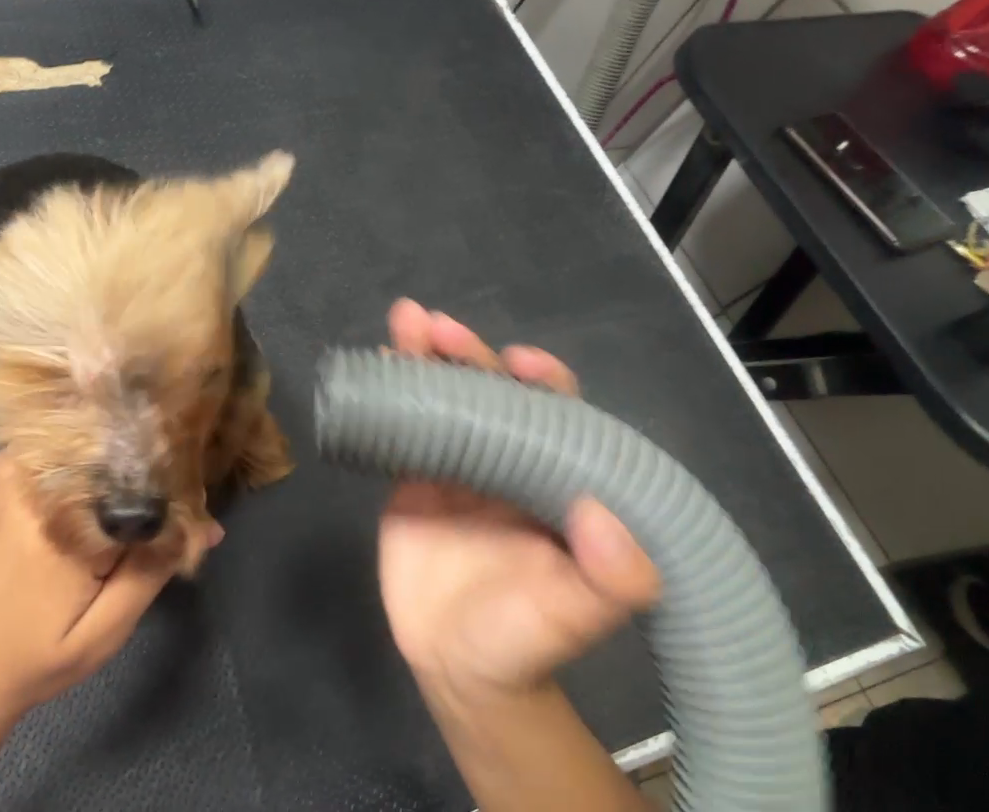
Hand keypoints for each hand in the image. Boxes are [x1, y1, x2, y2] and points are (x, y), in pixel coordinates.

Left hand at [0, 453, 225, 719]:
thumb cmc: (36, 657)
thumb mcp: (105, 629)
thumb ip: (153, 570)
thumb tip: (209, 525)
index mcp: (56, 518)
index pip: (132, 468)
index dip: (168, 475)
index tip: (193, 493)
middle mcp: (28, 478)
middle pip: (107, 444)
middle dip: (142, 465)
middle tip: (167, 498)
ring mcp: (8, 468)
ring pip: (84, 440)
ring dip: (112, 460)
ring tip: (131, 496)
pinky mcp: (0, 471)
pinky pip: (58, 445)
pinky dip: (84, 458)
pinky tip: (96, 489)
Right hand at [381, 298, 660, 698]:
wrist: (456, 666)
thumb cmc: (524, 640)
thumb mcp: (574, 617)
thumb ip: (608, 579)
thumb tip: (604, 514)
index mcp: (557, 479)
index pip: (558, 414)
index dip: (542, 382)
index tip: (520, 363)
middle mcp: (511, 461)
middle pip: (493, 392)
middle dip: (471, 355)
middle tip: (440, 329)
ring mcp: (460, 466)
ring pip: (446, 399)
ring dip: (428, 357)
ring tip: (405, 321)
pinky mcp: (415, 478)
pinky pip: (404, 427)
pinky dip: (392, 393)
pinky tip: (380, 363)